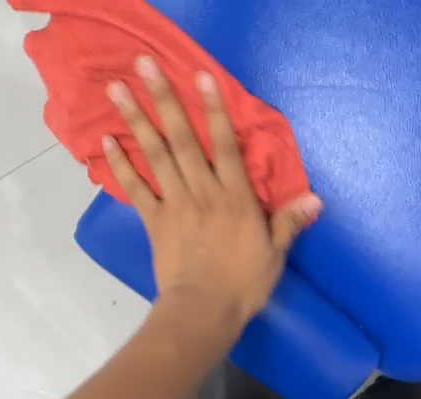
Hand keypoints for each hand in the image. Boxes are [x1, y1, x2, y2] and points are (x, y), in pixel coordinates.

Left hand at [104, 57, 321, 333]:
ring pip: (156, 155)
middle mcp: (204, 192)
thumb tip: (314, 199)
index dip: (215, 110)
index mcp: (236, 199)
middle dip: (165, 99)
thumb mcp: (274, 255)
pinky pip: (136, 189)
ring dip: (136, 120)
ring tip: (117, 89)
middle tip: (145, 64)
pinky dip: (120, 165)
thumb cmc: (244, 286)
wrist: (204, 311)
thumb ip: (289, 223)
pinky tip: (106, 141)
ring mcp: (176, 205)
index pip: (226, 146)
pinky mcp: (155, 223)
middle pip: (183, 139)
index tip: (202, 76)